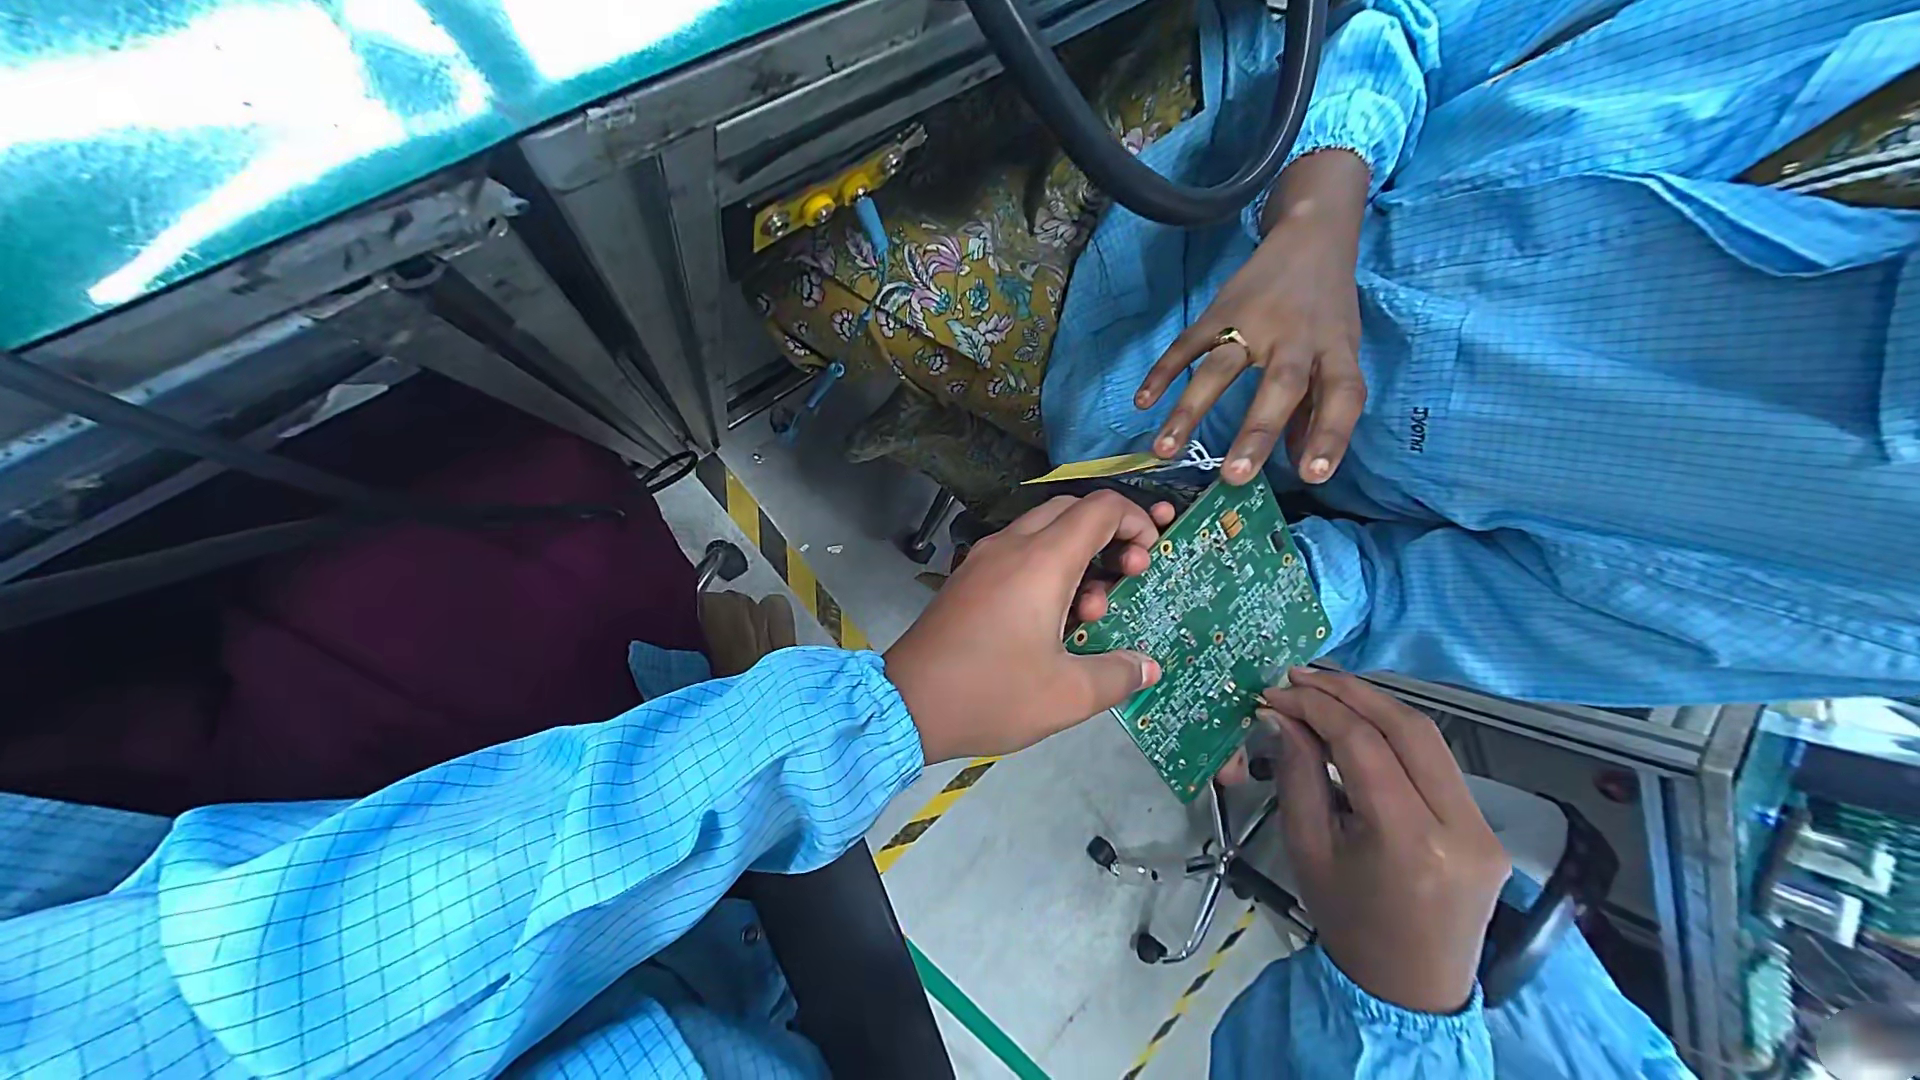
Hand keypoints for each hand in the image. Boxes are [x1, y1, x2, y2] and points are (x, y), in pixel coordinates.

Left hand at [886, 492, 1169, 763]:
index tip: (1149, 557)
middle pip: (1072, 510)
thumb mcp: (1067, 695)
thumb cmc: (990, 694)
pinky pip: (1017, 552)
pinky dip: (1046, 568)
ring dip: (1077, 555)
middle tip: (1126, 579)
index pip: (1101, 508)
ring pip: (1043, 530)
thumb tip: (1148, 666)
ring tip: (1088, 611)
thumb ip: (1118, 675)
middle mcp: (1011, 546)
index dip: (1136, 521)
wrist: (905, 705)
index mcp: (1042, 561)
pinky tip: (1050, 619)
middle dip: (1109, 535)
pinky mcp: (968, 578)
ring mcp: (984, 559)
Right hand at [1134, 151, 1368, 486]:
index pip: (1342, 394)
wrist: (1314, 234)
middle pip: (1280, 384)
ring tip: (1166, 450)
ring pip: (1221, 368)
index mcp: (1335, 349)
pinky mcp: (1218, 310)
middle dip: (1256, 431)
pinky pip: (1187, 344)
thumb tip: (1304, 464)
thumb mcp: (1338, 351)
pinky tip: (1143, 402)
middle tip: (1234, 476)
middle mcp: (1297, 337)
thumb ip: (1321, 407)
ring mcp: (1254, 321)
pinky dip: (1163, 371)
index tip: (1314, 476)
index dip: (1330, 434)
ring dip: (1191, 409)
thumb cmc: (1327, 308)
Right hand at [1263, 668, 1510, 1013]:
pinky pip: (1436, 759)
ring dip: (1372, 704)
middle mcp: (1460, 826)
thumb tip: (1282, 716)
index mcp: (1409, 840)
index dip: (1315, 707)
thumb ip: (1296, 772)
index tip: (1276, 693)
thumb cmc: (1345, 919)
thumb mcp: (1305, 845)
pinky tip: (1357, 721)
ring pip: (1429, 736)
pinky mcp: (1485, 825)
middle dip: (1349, 691)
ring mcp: (1482, 825)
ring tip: (1322, 690)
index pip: (1363, 744)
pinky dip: (1392, 730)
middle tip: (1299, 676)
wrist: (1409, 987)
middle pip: (1408, 728)